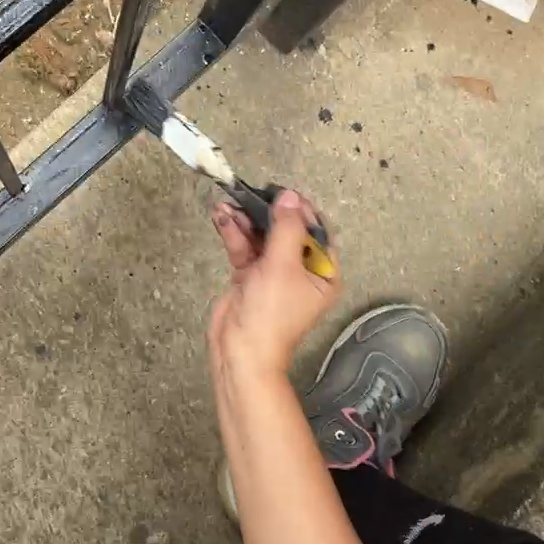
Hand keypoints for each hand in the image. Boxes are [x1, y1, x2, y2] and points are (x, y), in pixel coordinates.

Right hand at [208, 189, 340, 384]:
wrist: (241, 352)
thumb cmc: (272, 312)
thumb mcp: (283, 267)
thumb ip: (286, 228)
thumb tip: (290, 196)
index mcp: (323, 272)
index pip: (317, 231)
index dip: (300, 209)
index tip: (280, 191)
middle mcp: (301, 270)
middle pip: (286, 230)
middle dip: (266, 212)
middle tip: (249, 192)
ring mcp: (273, 273)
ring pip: (261, 237)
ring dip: (244, 219)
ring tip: (227, 202)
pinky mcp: (249, 276)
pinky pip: (244, 247)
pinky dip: (233, 232)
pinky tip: (220, 216)